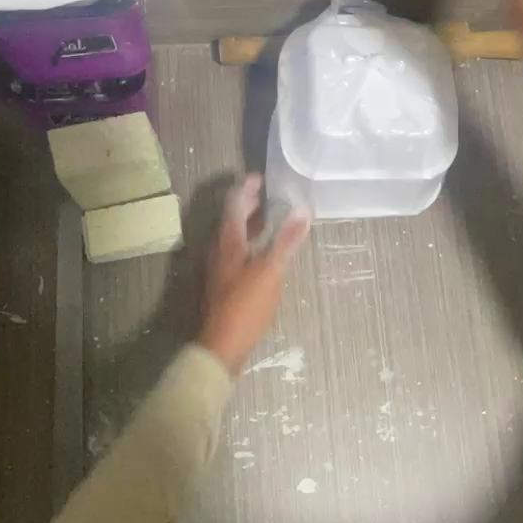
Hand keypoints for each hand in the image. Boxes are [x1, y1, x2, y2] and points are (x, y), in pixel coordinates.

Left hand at [198, 176, 310, 374]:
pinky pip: (236, 253)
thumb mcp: (270, 271)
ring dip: (251, 224)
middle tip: (271, 195)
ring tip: (272, 220)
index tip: (265, 177)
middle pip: (232, 217)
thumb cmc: (244, 305)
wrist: (221, 345)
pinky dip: (251, 243)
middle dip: (250, 204)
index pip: (234, 201)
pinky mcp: (223, 283)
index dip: (248, 186)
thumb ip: (286, 240)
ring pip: (234, 236)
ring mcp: (218, 267)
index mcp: (227, 240)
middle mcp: (218, 248)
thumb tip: (303, 210)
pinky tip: (265, 254)